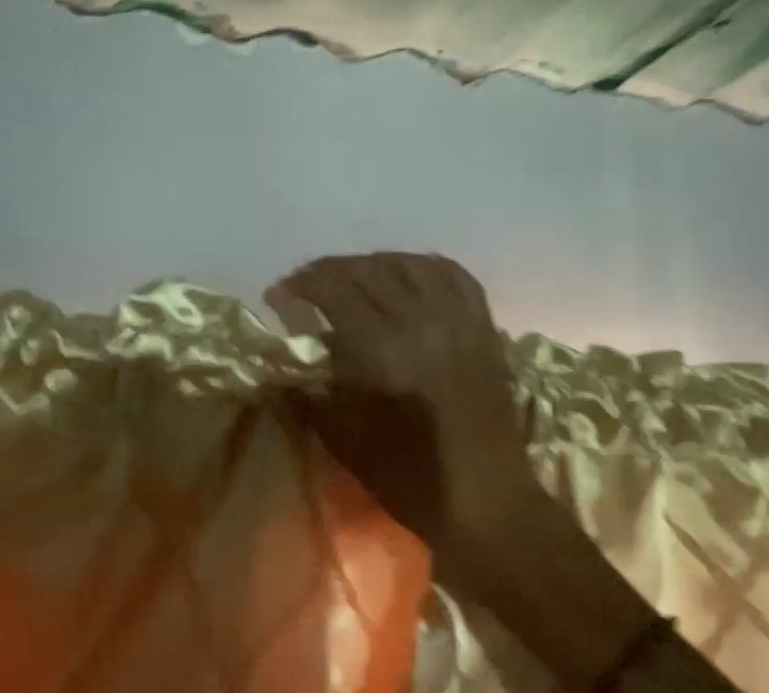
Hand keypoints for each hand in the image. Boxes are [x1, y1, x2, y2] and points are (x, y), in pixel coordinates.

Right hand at [276, 255, 740, 690]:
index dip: (302, 285)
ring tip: (354, 276)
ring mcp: (460, 319)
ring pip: (412, 265)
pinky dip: (425, 266)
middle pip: (370, 270)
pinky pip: (455, 276)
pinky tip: (409, 275)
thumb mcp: (346, 440)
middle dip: (331, 270)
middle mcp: (423, 320)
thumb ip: (311, 393)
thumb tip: (281, 363)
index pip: (335, 291)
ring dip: (375, 263)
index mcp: (384, 349)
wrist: (488, 504)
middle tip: (308, 283)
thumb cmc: (411, 482)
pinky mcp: (485, 327)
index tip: (280, 294)